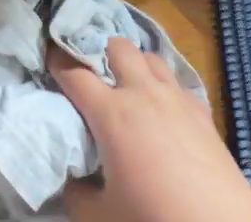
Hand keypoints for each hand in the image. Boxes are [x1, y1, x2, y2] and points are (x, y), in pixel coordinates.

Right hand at [52, 37, 250, 221]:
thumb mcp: (100, 217)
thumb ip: (76, 192)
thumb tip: (69, 177)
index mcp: (111, 113)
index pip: (72, 71)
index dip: (55, 61)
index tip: (46, 59)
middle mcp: (142, 94)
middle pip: (116, 46)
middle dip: (100, 51)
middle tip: (91, 73)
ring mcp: (176, 101)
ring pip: (150, 56)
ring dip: (134, 64)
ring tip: (126, 85)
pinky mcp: (204, 115)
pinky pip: (177, 82)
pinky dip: (163, 85)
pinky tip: (162, 110)